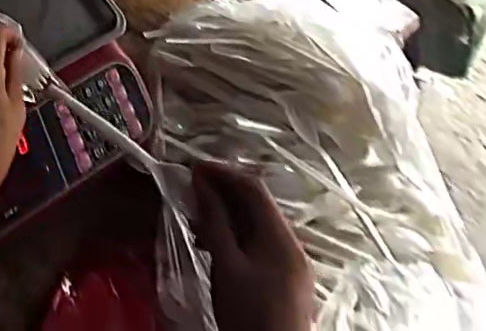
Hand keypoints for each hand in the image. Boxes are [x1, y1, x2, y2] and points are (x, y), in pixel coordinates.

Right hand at [192, 162, 314, 330]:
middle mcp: (292, 245)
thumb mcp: (227, 267)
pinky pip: (261, 243)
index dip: (223, 173)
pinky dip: (237, 235)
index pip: (253, 187)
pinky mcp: (287, 281)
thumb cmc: (249, 317)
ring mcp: (292, 264)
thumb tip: (200, 181)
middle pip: (258, 204)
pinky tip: (214, 242)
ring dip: (228, 214)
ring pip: (258, 224)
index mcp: (282, 237)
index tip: (194, 169)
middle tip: (193, 189)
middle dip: (224, 192)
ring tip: (197, 216)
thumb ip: (215, 221)